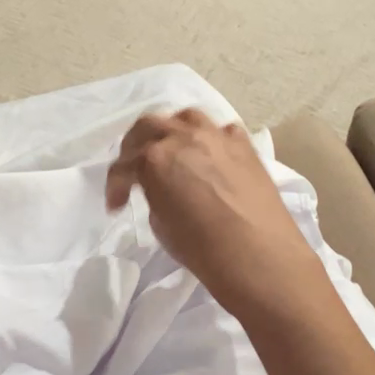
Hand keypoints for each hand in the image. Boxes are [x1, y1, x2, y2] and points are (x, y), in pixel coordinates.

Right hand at [105, 109, 327, 316]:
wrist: (259, 256)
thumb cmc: (203, 250)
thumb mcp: (162, 227)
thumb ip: (156, 198)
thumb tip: (163, 190)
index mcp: (154, 159)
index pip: (124, 166)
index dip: (115, 186)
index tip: (116, 206)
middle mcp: (183, 137)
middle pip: (149, 126)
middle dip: (135, 146)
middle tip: (134, 167)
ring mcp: (217, 136)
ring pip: (186, 118)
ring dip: (172, 131)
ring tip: (172, 151)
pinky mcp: (245, 145)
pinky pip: (221, 131)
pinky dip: (210, 139)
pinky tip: (210, 157)